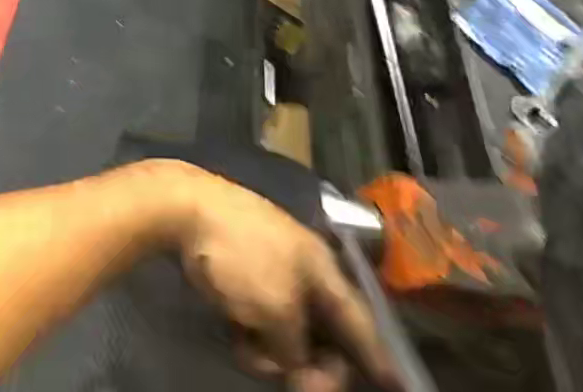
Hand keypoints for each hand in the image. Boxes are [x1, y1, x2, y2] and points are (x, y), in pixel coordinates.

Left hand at [156, 164, 397, 390]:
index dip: (377, 354)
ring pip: (290, 326)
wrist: (186, 208)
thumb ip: (297, 347)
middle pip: (324, 328)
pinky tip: (238, 336)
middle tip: (298, 386)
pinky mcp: (244, 267)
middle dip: (314, 363)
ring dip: (276, 352)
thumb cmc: (240, 256)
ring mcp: (273, 263)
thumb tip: (299, 365)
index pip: (358, 318)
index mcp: (322, 266)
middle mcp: (304, 264)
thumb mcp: (276, 311)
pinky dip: (255, 333)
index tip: (397, 382)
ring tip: (251, 354)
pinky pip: (263, 314)